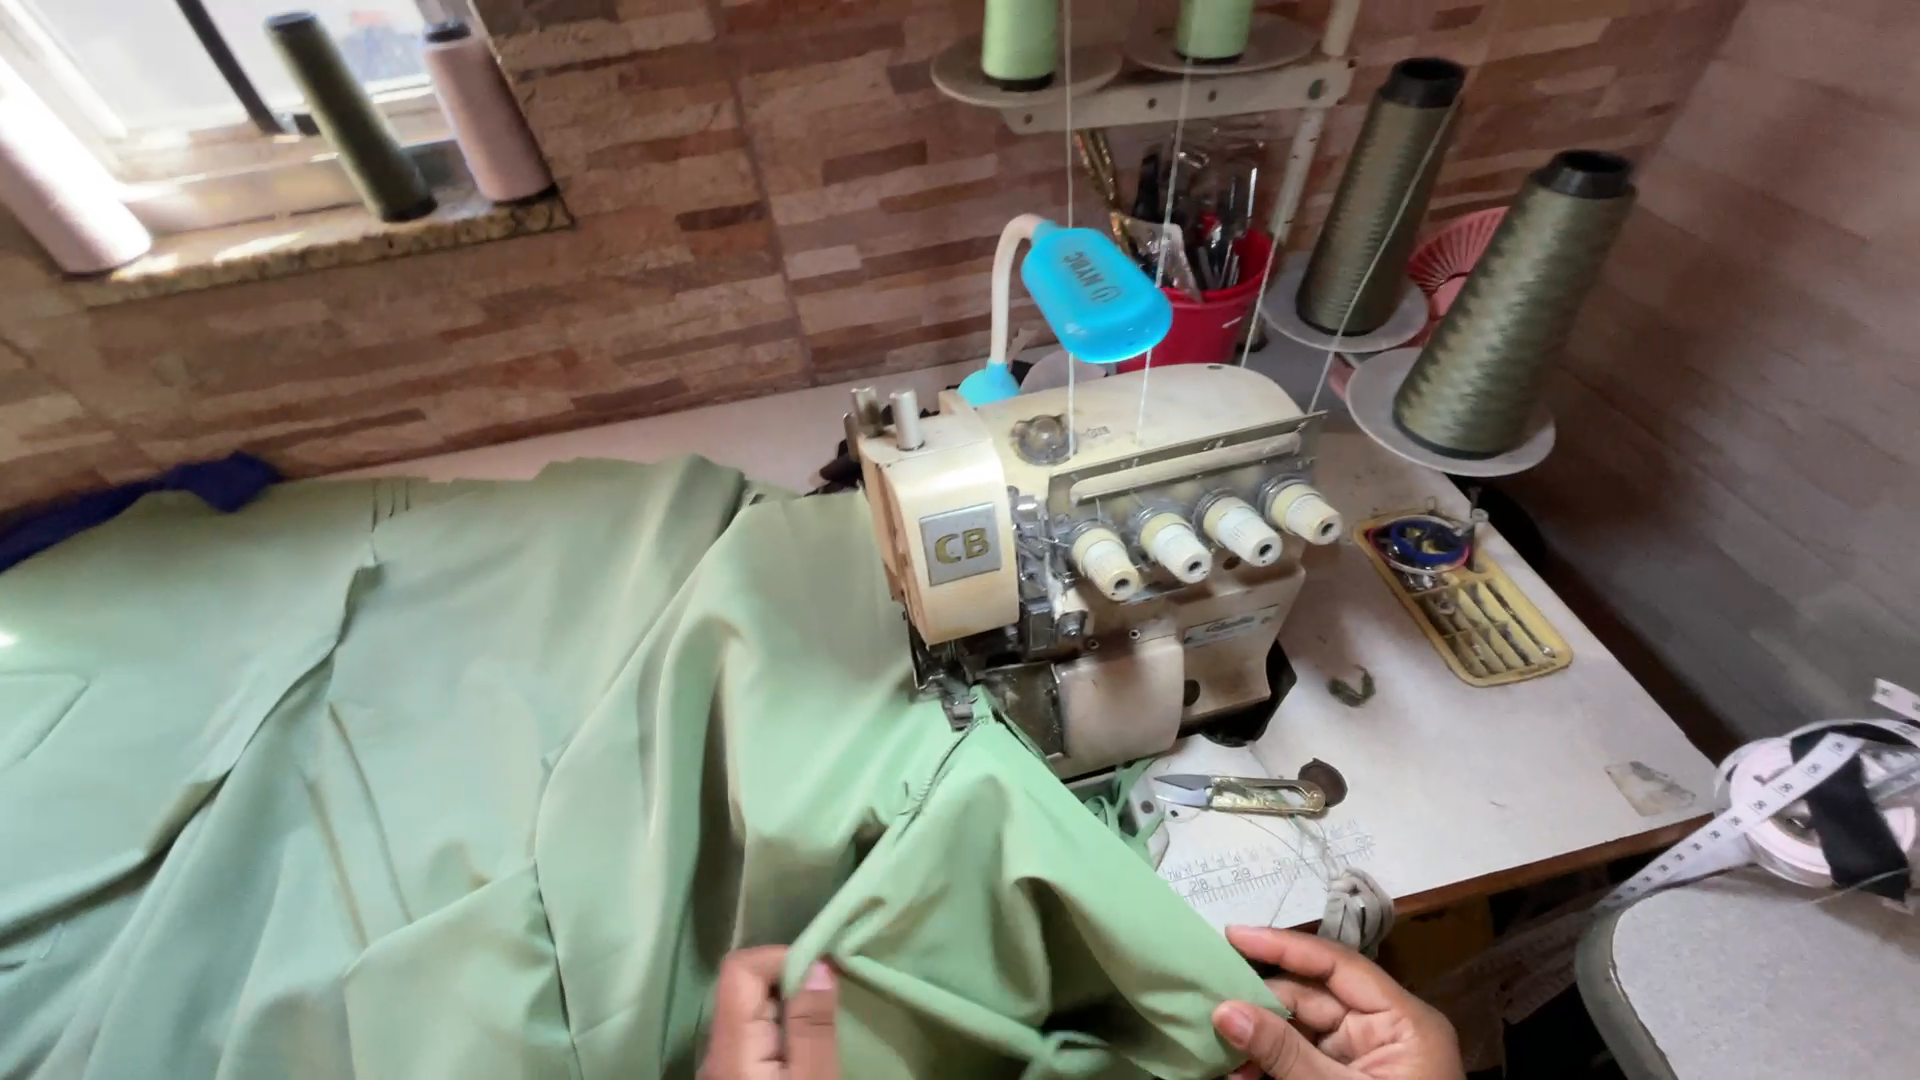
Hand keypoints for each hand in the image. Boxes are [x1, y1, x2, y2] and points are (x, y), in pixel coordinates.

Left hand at [699, 946, 839, 1079]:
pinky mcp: (733, 1077)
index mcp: (730, 1047)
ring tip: (820, 1019)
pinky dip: (781, 1025)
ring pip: (750, 1010)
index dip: (778, 957)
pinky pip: (753, 1033)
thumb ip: (811, 1025)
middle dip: (788, 979)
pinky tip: (805, 1044)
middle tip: (828, 994)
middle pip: (745, 986)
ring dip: (787, 1004)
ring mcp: (721, 1067)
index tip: (818, 969)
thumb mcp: (813, 1079)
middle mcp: (715, 1051)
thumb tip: (818, 965)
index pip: (738, 968)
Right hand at [1212, 927, 1462, 1079]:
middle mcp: (1384, 1028)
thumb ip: (1282, 1052)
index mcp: (1404, 1020)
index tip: (1232, 934)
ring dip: (1258, 1035)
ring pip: (1299, 1025)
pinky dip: (1269, 1061)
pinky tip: (1239, 1070)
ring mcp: (1366, 1056)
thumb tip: (1222, 1009)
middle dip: (1260, 1001)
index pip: (1336, 963)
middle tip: (1212, 997)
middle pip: (1311, 994)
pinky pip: (1300, 1055)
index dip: (1282, 945)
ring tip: (1220, 1046)